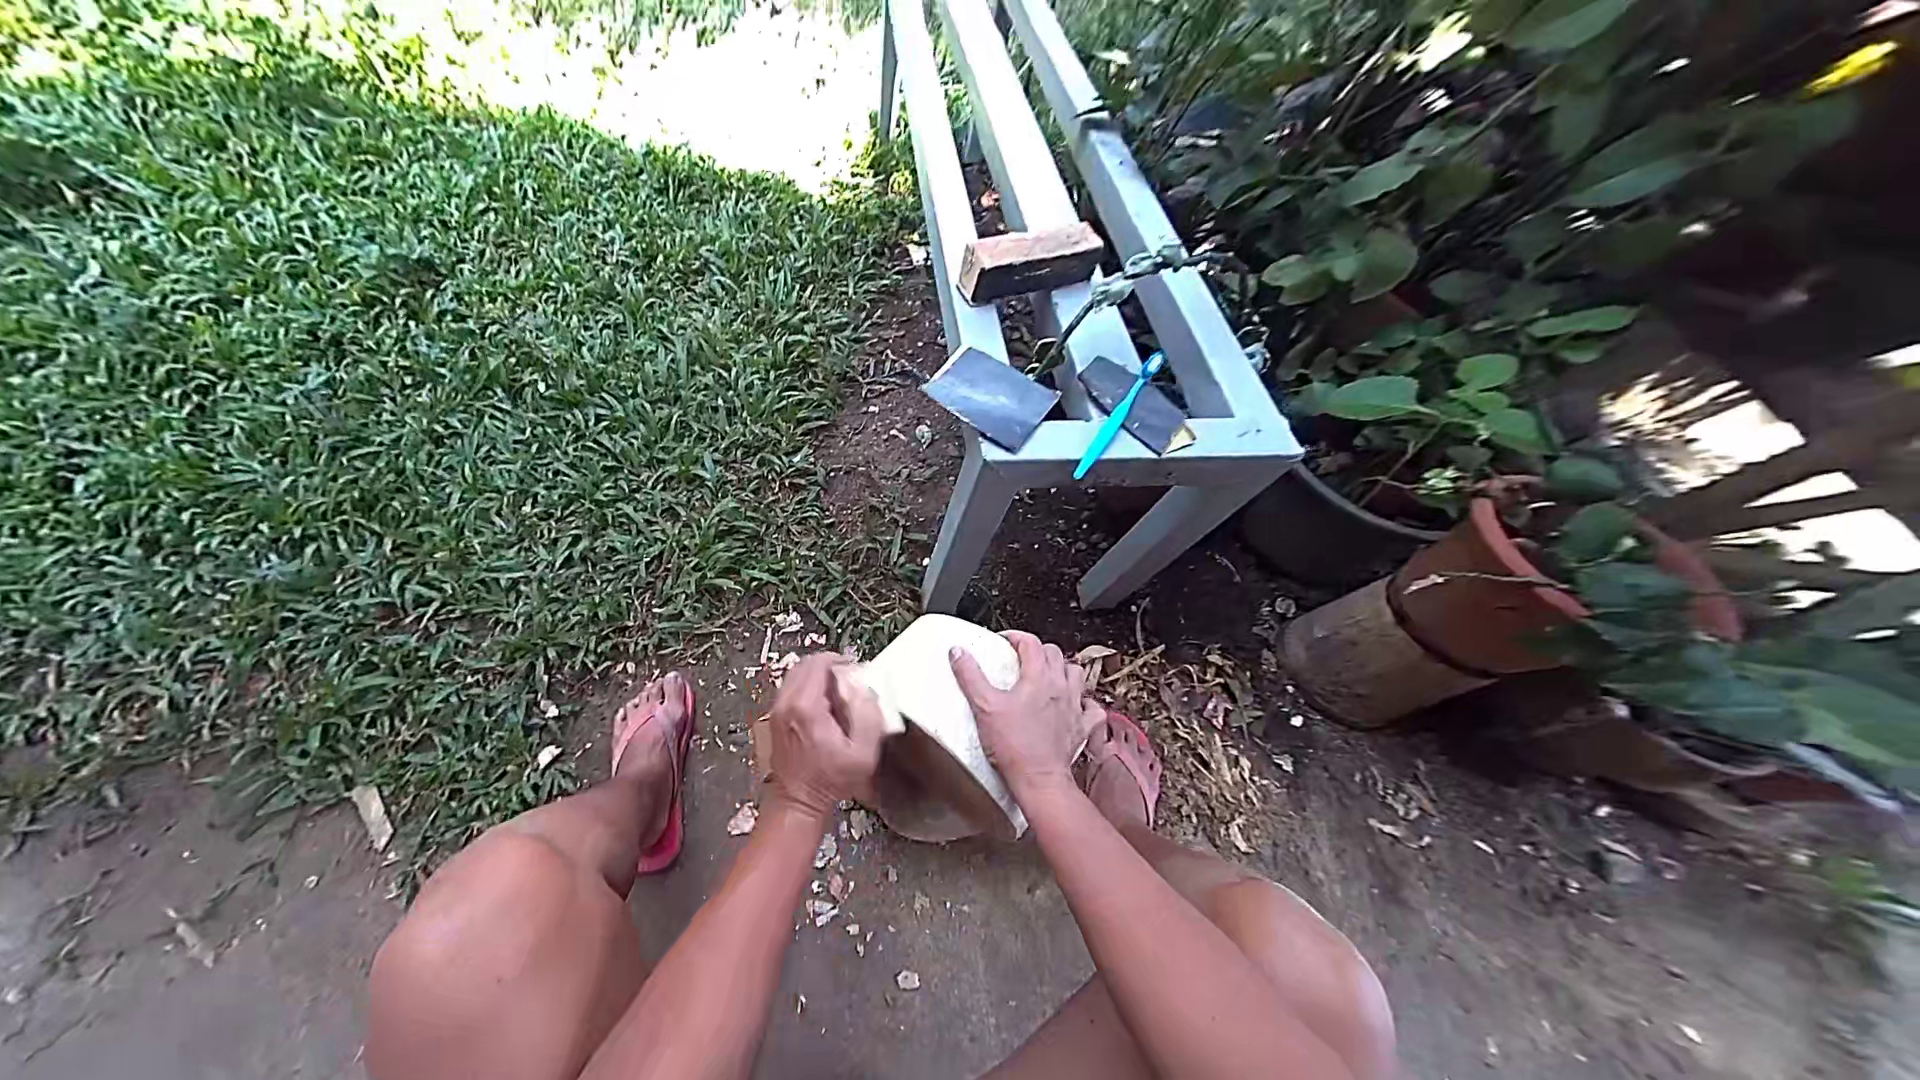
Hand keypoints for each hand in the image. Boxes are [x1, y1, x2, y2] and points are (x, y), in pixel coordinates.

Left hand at [767, 653, 885, 817]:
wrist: (799, 800)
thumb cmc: (829, 780)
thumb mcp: (863, 753)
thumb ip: (869, 715)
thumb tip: (865, 689)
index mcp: (806, 708)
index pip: (820, 663)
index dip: (842, 663)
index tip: (856, 675)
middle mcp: (787, 704)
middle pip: (807, 663)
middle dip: (831, 666)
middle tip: (849, 681)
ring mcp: (778, 710)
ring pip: (798, 673)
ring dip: (819, 675)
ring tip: (838, 693)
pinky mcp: (777, 716)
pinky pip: (792, 687)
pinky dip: (809, 686)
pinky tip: (825, 705)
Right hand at [948, 631, 1099, 797]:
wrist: (1039, 780)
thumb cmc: (1015, 747)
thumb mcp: (984, 707)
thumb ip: (970, 676)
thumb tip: (959, 653)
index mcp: (1038, 678)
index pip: (1031, 643)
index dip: (1016, 637)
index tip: (1005, 641)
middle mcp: (1060, 687)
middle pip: (1054, 654)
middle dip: (1038, 651)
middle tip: (1022, 658)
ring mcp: (1074, 707)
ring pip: (1076, 674)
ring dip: (1063, 670)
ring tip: (1048, 675)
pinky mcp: (1081, 728)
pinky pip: (1092, 709)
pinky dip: (1085, 703)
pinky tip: (1075, 706)